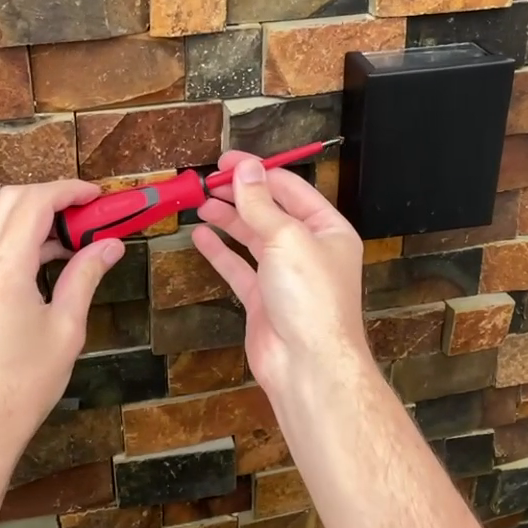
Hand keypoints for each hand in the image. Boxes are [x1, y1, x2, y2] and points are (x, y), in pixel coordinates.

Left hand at [0, 180, 125, 478]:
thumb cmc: (24, 386)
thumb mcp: (66, 329)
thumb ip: (86, 277)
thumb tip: (111, 244)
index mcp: (3, 268)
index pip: (34, 203)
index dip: (69, 190)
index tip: (99, 196)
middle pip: (10, 201)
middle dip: (50, 195)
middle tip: (87, 210)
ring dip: (34, 218)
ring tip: (76, 237)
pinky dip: (19, 240)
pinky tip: (49, 262)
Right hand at [194, 152, 368, 397]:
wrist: (307, 366)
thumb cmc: (310, 299)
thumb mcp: (286, 238)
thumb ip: (260, 203)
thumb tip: (245, 168)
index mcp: (327, 230)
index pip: (290, 189)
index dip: (258, 172)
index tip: (226, 161)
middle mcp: (308, 249)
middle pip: (270, 211)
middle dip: (239, 194)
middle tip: (207, 181)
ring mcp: (284, 275)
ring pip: (252, 237)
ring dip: (228, 218)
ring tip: (200, 202)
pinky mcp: (263, 299)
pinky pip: (238, 267)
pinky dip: (220, 250)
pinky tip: (201, 235)